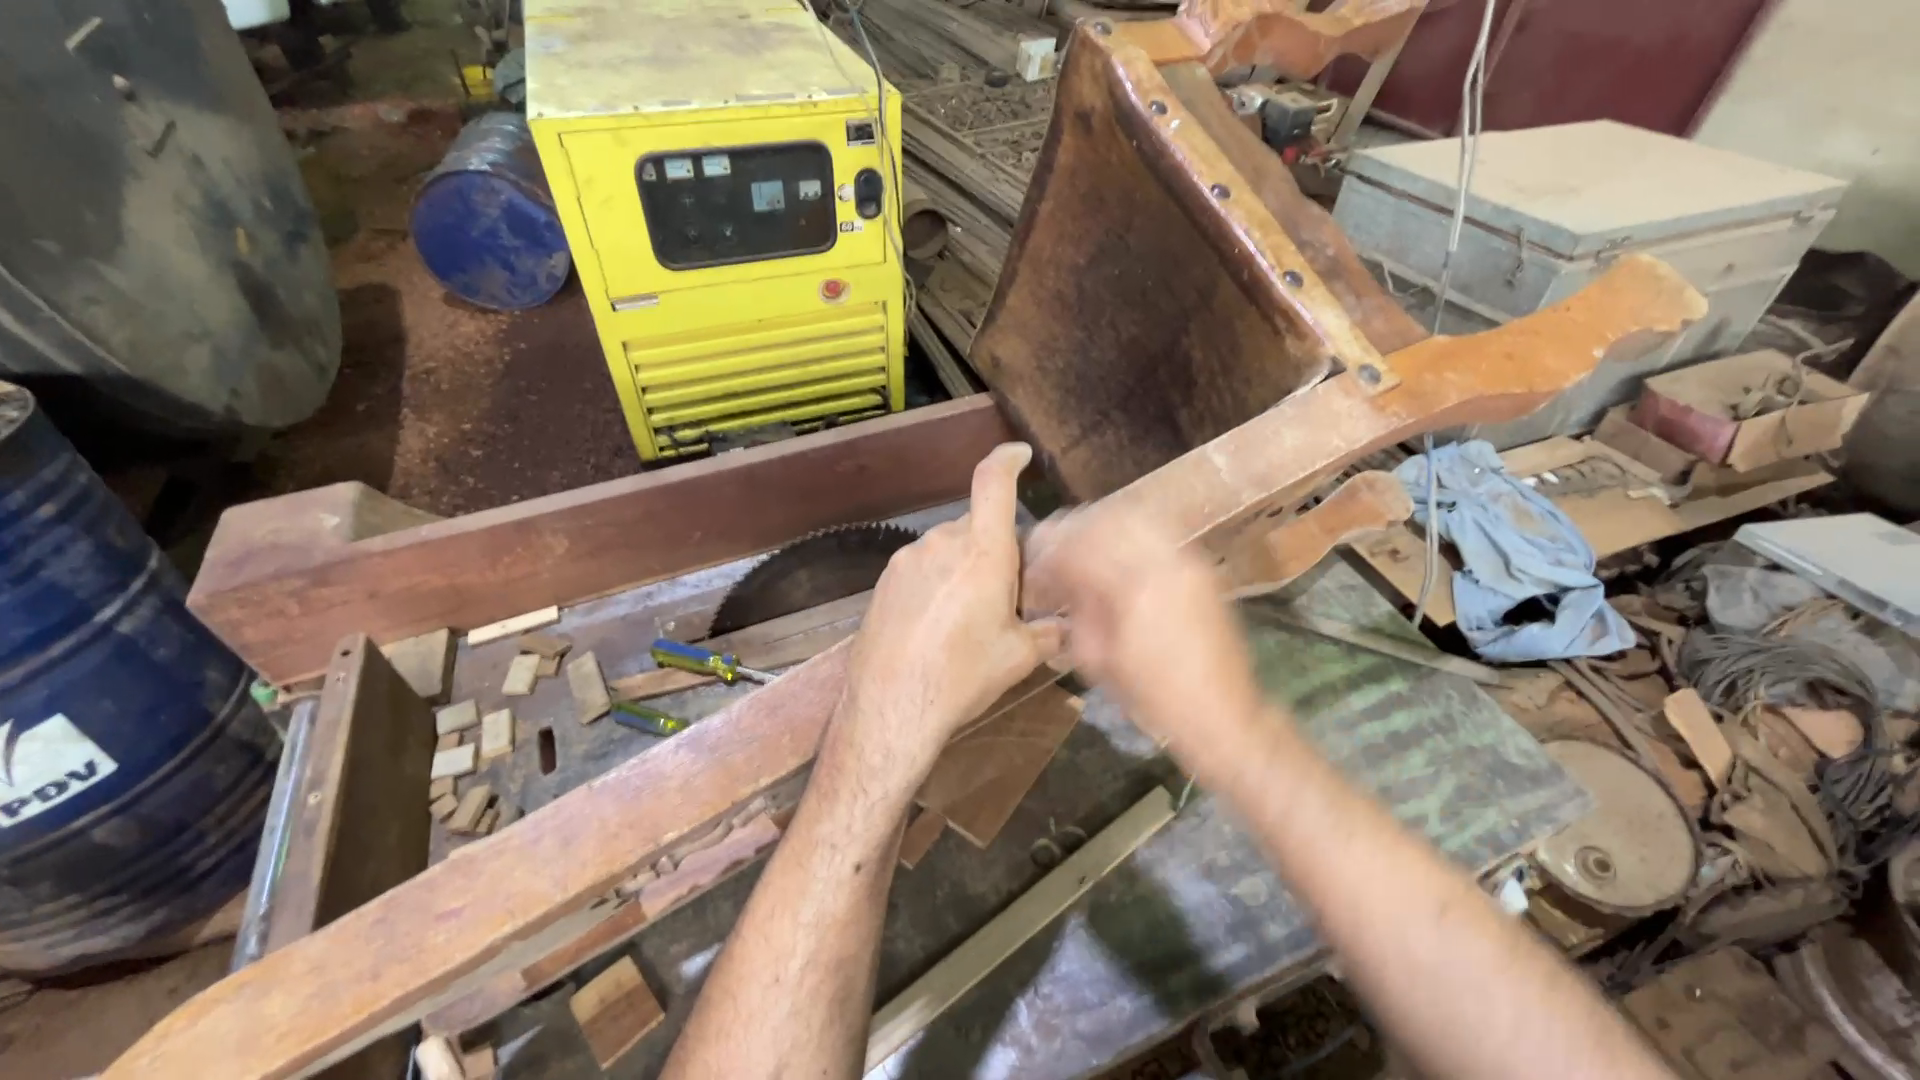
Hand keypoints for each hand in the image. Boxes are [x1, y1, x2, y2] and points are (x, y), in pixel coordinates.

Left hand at [832, 443, 1064, 785]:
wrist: (891, 706)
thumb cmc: (963, 675)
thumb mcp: (1019, 657)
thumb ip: (1048, 632)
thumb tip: (1064, 627)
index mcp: (982, 551)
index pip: (993, 482)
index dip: (1007, 460)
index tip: (1019, 455)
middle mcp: (942, 543)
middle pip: (976, 527)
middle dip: (994, 551)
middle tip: (1006, 597)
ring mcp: (907, 560)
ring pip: (948, 550)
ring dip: (963, 570)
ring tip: (967, 621)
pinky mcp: (885, 581)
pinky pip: (922, 569)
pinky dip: (937, 584)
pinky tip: (936, 628)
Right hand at [1022, 504, 1265, 750]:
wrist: (1223, 716)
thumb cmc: (1155, 700)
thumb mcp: (1101, 662)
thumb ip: (1078, 612)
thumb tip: (1059, 583)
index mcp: (1134, 589)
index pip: (1077, 548)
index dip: (1047, 555)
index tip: (1033, 571)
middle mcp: (1164, 562)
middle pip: (1105, 520)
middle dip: (1071, 532)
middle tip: (1052, 553)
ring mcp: (1188, 560)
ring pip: (1133, 517)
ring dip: (1100, 528)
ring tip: (1081, 551)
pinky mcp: (1201, 567)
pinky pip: (1157, 532)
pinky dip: (1128, 535)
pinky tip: (1114, 558)